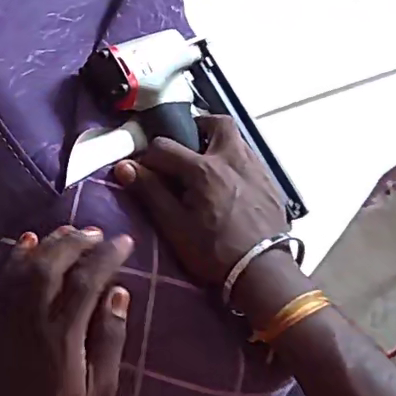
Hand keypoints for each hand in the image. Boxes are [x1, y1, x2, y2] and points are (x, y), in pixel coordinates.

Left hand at [0, 226, 132, 395]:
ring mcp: (9, 315)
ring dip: (50, 242)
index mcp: (63, 336)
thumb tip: (119, 293)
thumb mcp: (100, 391)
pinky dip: (17, 254)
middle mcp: (33, 317)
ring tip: (72, 231)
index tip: (124, 242)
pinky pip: (4, 276)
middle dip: (77, 241)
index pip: (87, 282)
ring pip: (28, 264)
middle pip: (53, 264)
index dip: (107, 257)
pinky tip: (30, 240)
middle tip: (97, 233)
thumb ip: (110, 340)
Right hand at [111, 115, 288, 288]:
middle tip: (187, 146)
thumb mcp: (174, 225)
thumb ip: (150, 192)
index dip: (148, 156)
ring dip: (219, 143)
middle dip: (198, 127)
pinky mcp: (271, 182)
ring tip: (207, 167)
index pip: (165, 146)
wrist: (264, 273)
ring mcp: (256, 168)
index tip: (144, 171)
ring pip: (237, 138)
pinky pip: (250, 158)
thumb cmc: (214, 251)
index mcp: (203, 168)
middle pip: (216, 122)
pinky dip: (235, 161)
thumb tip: (124, 166)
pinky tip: (229, 184)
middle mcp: (232, 158)